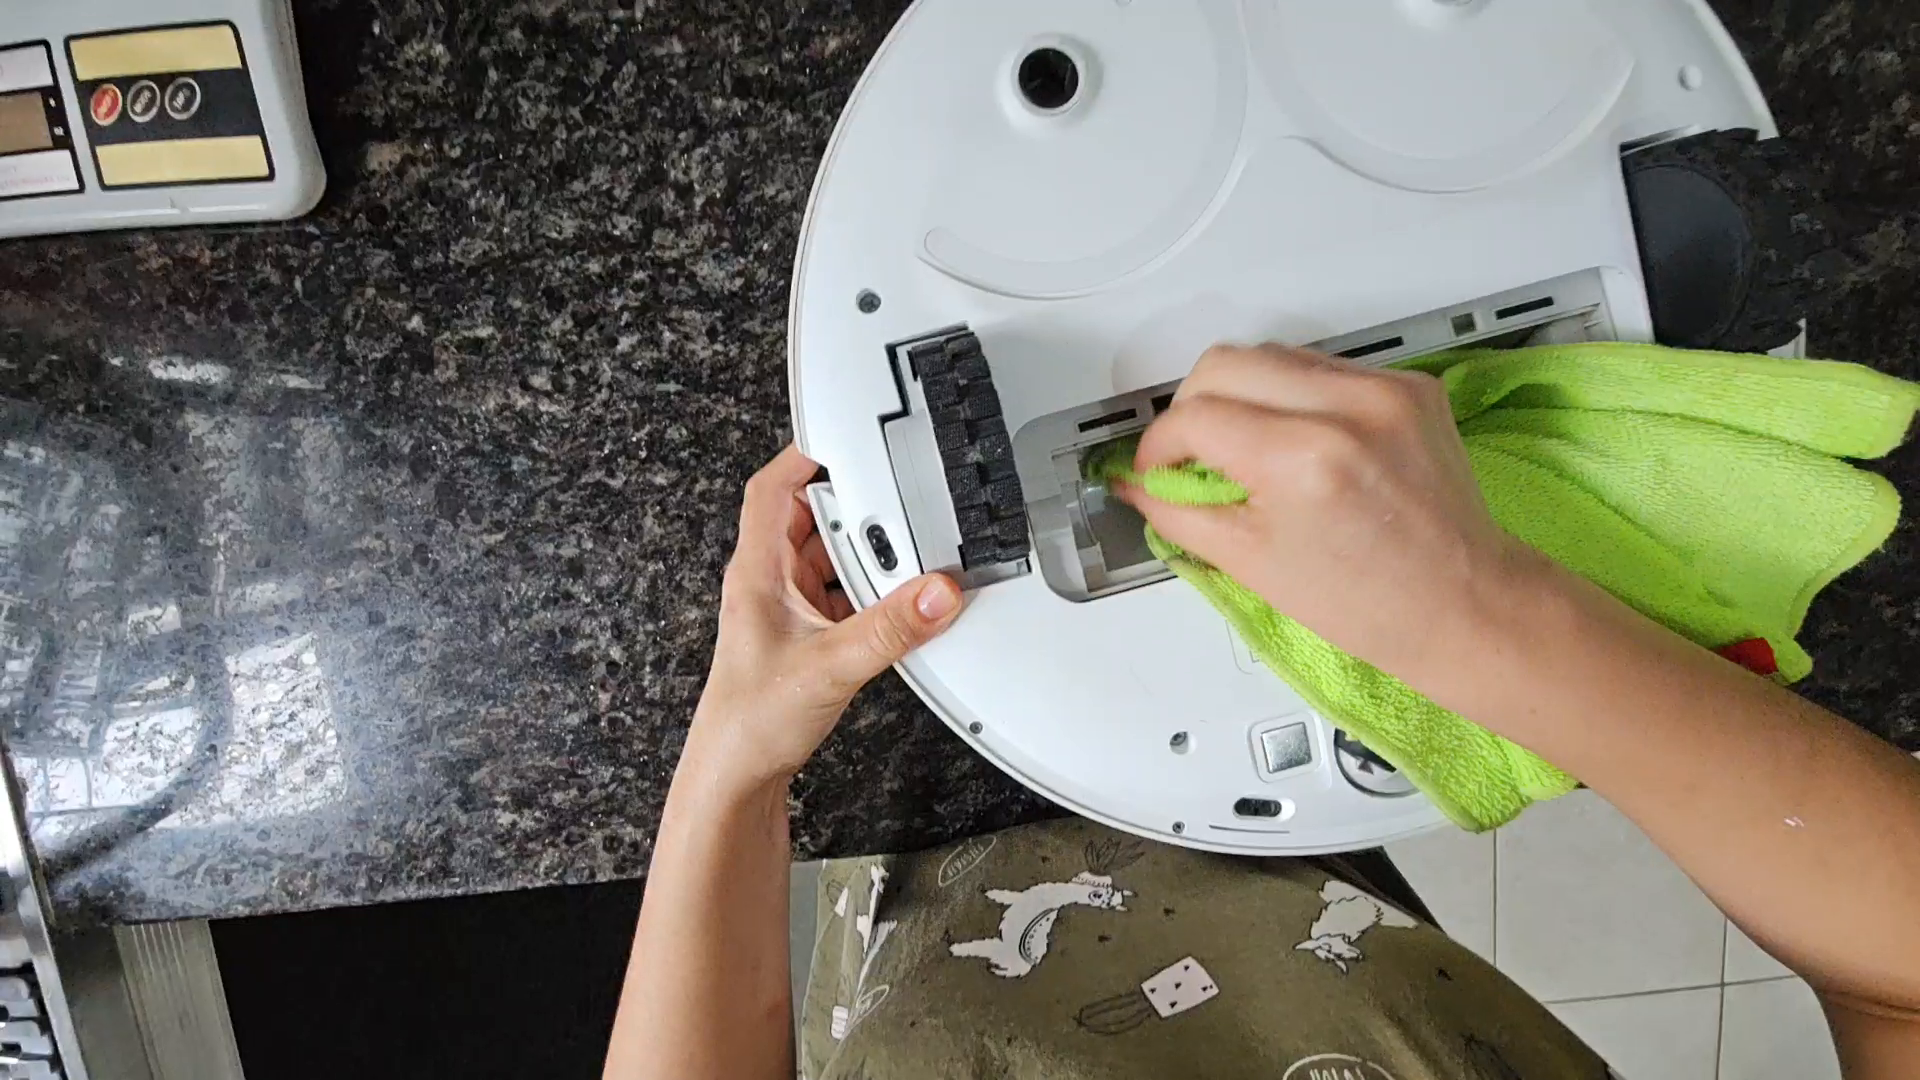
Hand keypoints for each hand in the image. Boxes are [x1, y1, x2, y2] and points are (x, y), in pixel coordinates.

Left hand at [687, 445, 963, 789]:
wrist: (737, 774)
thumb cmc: (749, 720)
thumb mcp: (830, 666)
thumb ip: (890, 629)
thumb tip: (937, 594)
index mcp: (757, 571)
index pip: (772, 488)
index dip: (804, 453)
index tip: (844, 432)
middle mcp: (770, 581)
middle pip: (812, 515)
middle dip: (855, 506)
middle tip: (895, 501)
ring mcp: (789, 606)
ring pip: (830, 554)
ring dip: (865, 551)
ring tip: (902, 553)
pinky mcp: (808, 631)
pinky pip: (842, 589)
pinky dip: (869, 587)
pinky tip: (894, 600)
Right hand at [1122, 344, 1540, 680]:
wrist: (1463, 604)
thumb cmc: (1360, 601)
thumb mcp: (1246, 563)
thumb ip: (1174, 513)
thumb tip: (1134, 483)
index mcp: (1302, 458)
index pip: (1194, 416)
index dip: (1157, 445)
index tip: (1154, 470)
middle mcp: (1348, 406)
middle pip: (1223, 363)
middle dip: (1188, 408)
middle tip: (1189, 454)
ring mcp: (1384, 388)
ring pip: (1268, 354)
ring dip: (1235, 395)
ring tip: (1239, 447)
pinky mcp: (1406, 384)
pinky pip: (1316, 366)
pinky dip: (1283, 395)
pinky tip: (1288, 439)